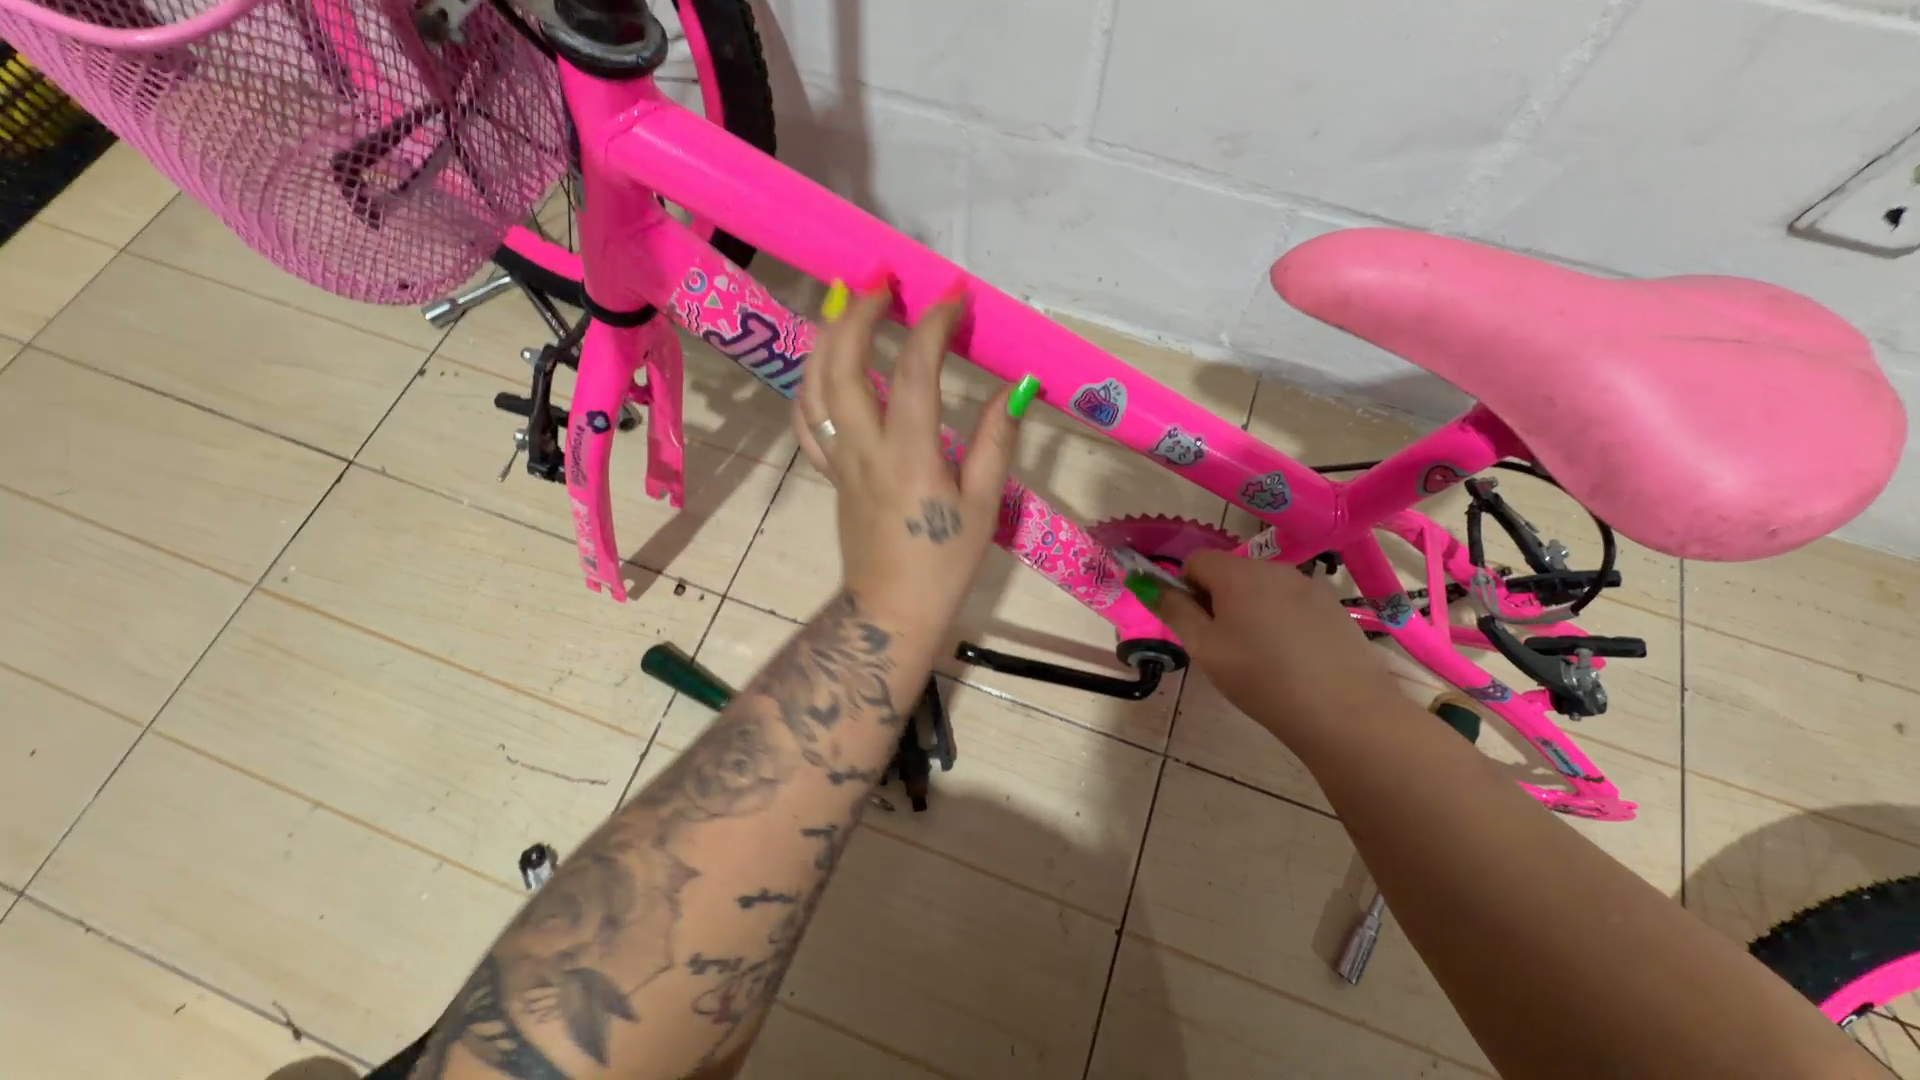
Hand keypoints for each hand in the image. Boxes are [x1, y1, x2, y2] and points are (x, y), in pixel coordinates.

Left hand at [793, 281, 1028, 636]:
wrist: (893, 610)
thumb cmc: (944, 563)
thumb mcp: (983, 504)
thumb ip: (996, 440)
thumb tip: (1017, 386)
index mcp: (910, 455)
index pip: (913, 372)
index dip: (932, 326)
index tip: (952, 295)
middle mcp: (865, 449)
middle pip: (843, 366)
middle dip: (859, 314)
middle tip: (882, 281)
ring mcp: (839, 461)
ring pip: (814, 389)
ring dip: (826, 339)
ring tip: (846, 304)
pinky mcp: (829, 474)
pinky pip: (806, 423)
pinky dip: (810, 386)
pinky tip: (824, 365)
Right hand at [1147, 551, 1398, 732]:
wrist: (1343, 710)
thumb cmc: (1260, 678)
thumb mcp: (1205, 649)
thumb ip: (1175, 611)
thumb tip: (1149, 584)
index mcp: (1238, 574)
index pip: (1196, 561)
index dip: (1186, 589)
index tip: (1195, 626)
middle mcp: (1275, 568)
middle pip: (1231, 573)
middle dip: (1219, 600)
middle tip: (1224, 647)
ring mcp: (1310, 585)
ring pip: (1263, 589)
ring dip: (1252, 611)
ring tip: (1261, 657)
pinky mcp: (1334, 606)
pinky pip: (1293, 603)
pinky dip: (1283, 622)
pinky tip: (1293, 659)